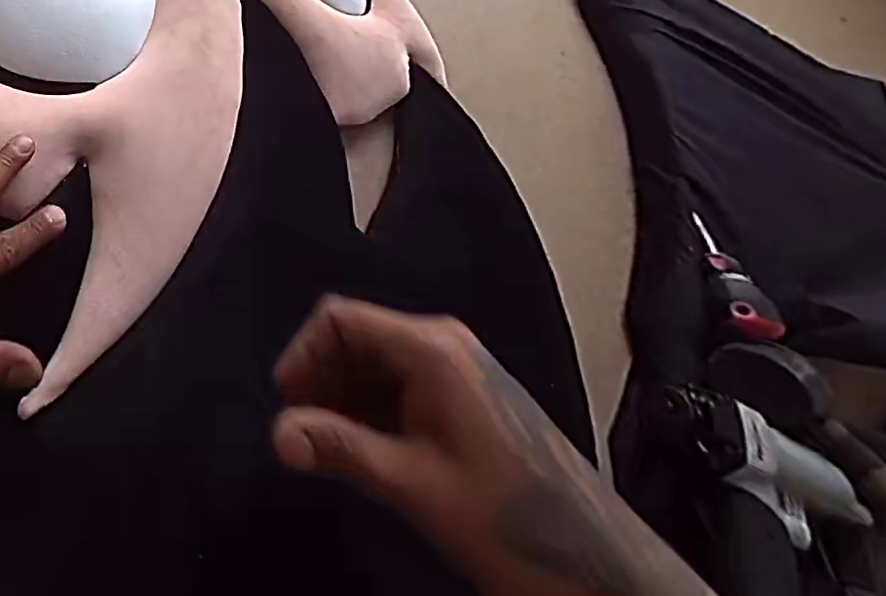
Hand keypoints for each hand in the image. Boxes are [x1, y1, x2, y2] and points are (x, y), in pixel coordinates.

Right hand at [271, 297, 711, 595]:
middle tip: (304, 427)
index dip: (302, 352)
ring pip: (372, 361)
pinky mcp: (463, 395)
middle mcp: (441, 343)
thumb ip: (338, 449)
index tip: (286, 400)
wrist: (609, 577)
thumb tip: (276, 434)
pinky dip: (369, 407)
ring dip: (342, 396)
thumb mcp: (414, 484)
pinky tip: (367, 447)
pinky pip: (397, 383)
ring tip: (330, 444)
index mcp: (430, 348)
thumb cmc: (510, 521)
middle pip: (353, 337)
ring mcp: (455, 368)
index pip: (338, 317)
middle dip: (321, 378)